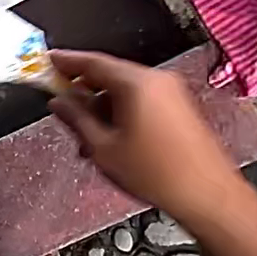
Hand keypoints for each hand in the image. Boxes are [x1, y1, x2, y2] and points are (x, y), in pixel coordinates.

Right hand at [48, 50, 245, 222]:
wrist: (207, 195)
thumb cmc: (160, 174)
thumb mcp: (103, 148)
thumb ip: (76, 119)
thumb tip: (60, 104)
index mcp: (136, 84)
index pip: (92, 62)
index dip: (66, 61)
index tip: (49, 60)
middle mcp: (157, 81)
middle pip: (109, 75)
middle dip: (83, 90)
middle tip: (62, 101)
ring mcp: (171, 93)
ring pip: (125, 90)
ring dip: (102, 106)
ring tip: (86, 136)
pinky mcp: (179, 107)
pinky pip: (142, 100)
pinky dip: (121, 111)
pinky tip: (110, 138)